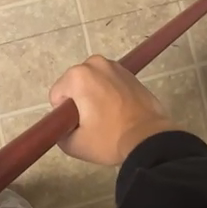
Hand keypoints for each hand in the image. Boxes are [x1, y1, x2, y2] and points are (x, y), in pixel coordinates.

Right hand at [48, 55, 174, 166]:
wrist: (149, 137)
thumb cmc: (109, 138)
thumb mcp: (73, 144)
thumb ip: (59, 133)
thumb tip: (64, 127)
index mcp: (78, 76)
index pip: (57, 95)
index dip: (63, 113)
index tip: (78, 125)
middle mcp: (96, 63)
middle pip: (75, 84)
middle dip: (79, 101)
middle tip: (92, 122)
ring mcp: (116, 66)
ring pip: (93, 82)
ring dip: (95, 95)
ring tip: (107, 117)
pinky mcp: (131, 73)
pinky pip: (110, 82)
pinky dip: (110, 93)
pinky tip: (118, 111)